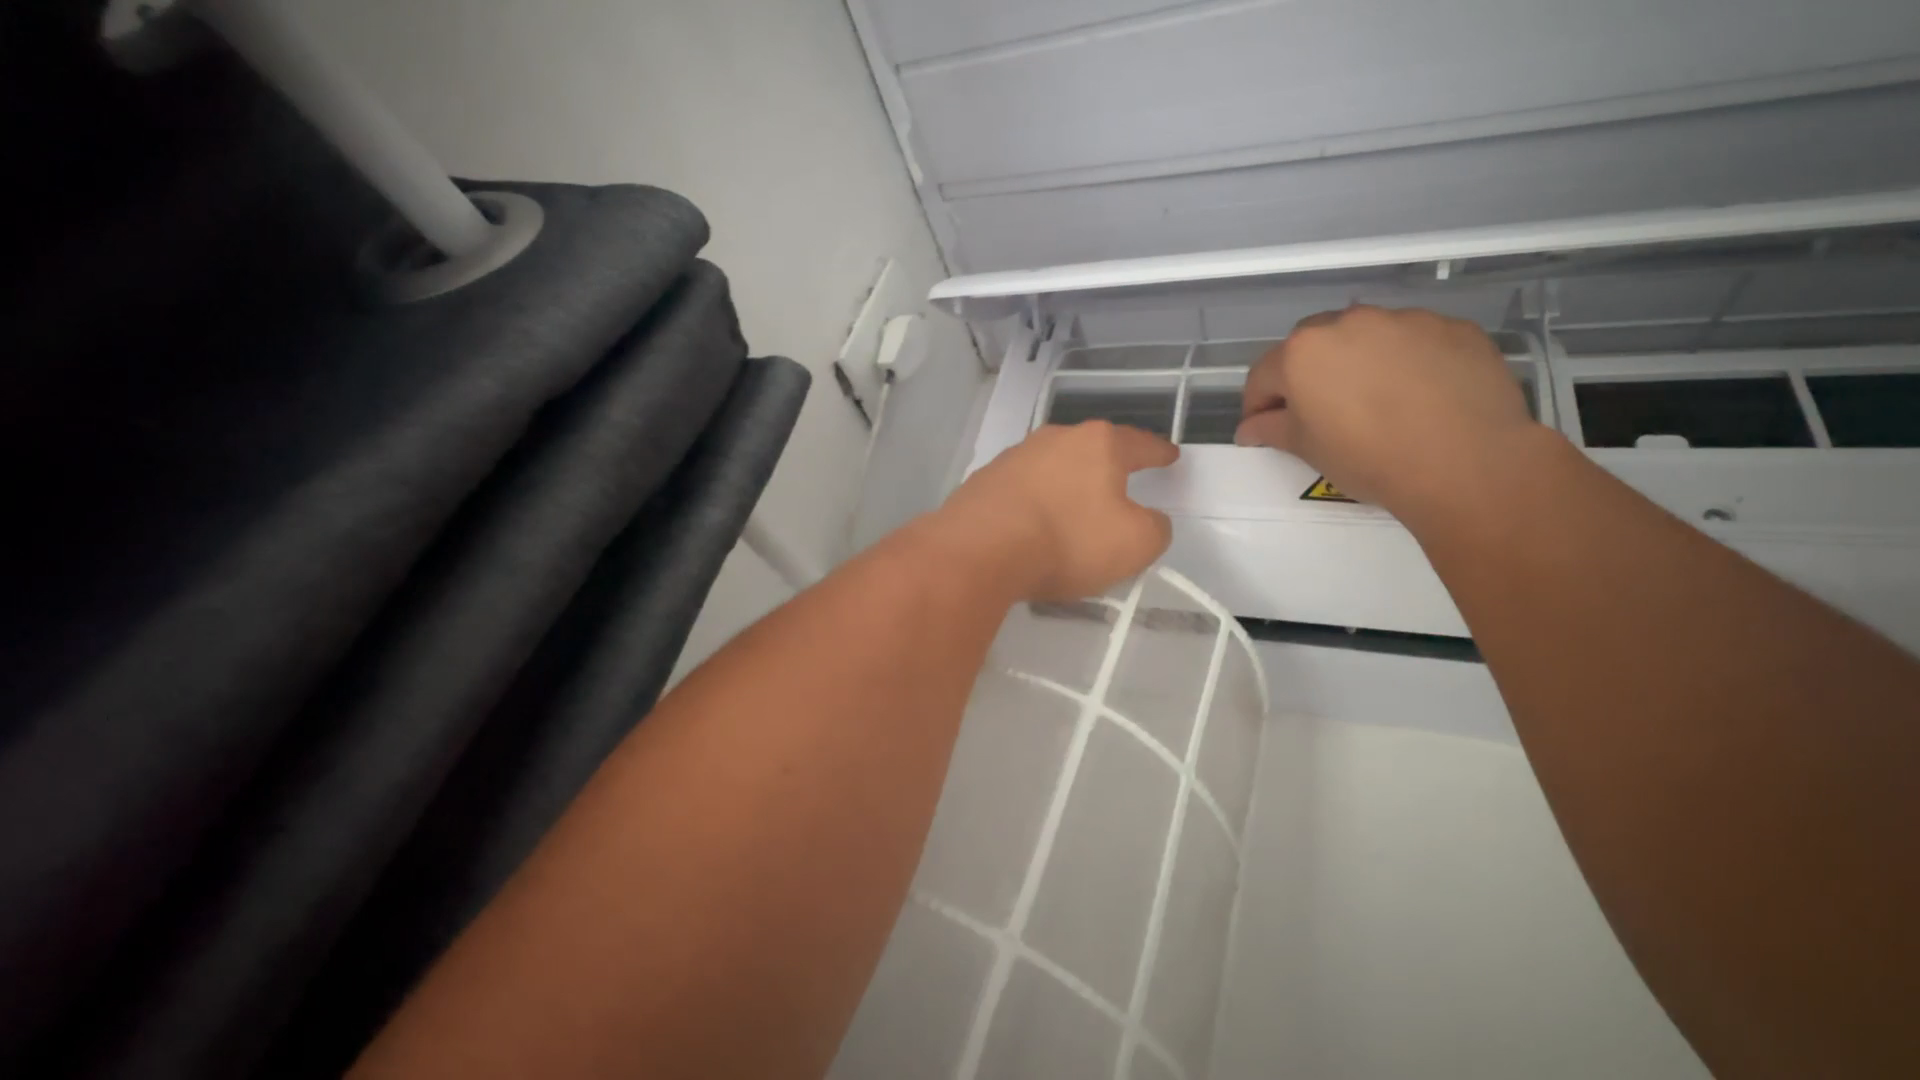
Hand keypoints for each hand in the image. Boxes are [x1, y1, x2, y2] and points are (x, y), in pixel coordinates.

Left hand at [933, 421, 1177, 601]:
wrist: (979, 551)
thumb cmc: (1068, 540)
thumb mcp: (1135, 543)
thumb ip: (1155, 528)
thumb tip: (1149, 520)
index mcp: (1098, 444)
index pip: (1139, 444)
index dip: (1158, 452)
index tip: (1170, 455)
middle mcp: (1055, 439)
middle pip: (1091, 450)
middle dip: (1107, 467)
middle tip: (1121, 484)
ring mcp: (1014, 457)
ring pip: (1054, 468)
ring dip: (1067, 487)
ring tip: (1075, 513)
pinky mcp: (984, 483)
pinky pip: (1023, 491)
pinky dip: (1035, 505)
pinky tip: (1035, 527)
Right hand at [1235, 305, 1537, 516]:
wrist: (1467, 461)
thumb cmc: (1370, 458)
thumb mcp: (1308, 450)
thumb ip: (1272, 430)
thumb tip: (1250, 428)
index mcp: (1303, 352)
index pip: (1264, 375)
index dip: (1259, 405)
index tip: (1265, 428)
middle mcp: (1350, 322)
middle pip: (1315, 346)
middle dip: (1311, 376)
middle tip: (1324, 414)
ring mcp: (1406, 320)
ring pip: (1370, 339)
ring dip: (1363, 364)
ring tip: (1381, 404)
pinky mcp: (1454, 328)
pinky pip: (1418, 342)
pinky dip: (1412, 363)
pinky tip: (1424, 398)